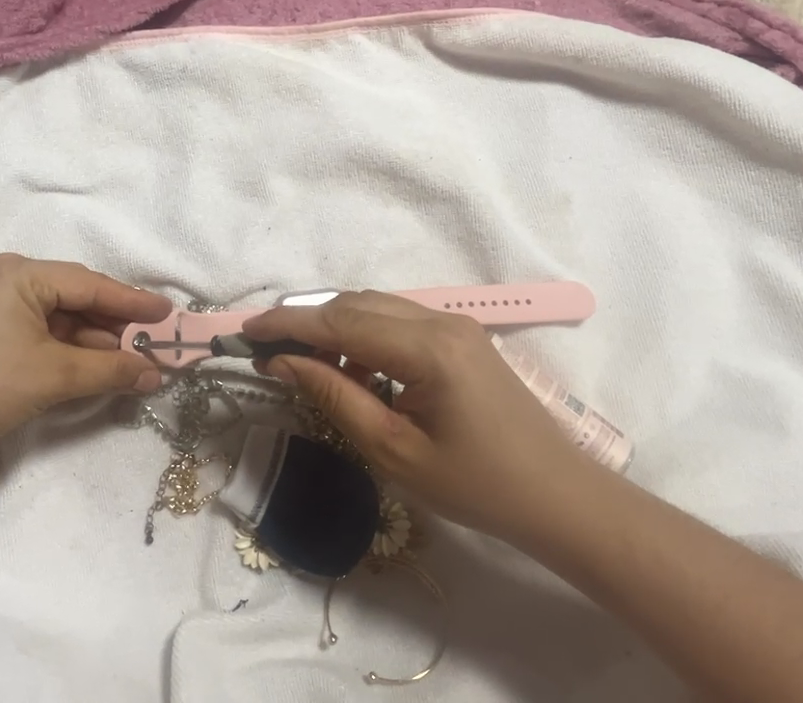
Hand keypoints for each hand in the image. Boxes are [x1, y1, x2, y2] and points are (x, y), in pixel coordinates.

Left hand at [0, 254, 171, 464]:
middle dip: (110, 324)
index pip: (89, 284)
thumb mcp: (56, 375)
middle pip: (69, 297)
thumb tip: (155, 373)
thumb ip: (110, 369)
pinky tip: (81, 366)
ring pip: (49, 316)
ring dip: (86, 340)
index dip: (132, 302)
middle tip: (149, 344)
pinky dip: (58, 347)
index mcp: (17, 273)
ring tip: (122, 363)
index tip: (168, 314)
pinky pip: (27, 329)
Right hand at [242, 291, 584, 540]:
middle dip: (307, 322)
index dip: (288, 323)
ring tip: (305, 366)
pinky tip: (354, 373)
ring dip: (335, 328)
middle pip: (356, 304)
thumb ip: (335, 396)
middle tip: (268, 352)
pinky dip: (364, 337)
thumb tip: (283, 362)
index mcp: (428, 348)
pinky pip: (398, 322)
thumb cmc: (476, 486)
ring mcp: (455, 325)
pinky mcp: (461, 337)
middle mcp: (442, 320)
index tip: (246, 332)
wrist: (557, 497)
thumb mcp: (393, 451)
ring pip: (376, 308)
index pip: (341, 319)